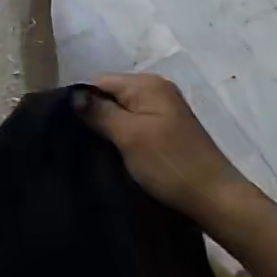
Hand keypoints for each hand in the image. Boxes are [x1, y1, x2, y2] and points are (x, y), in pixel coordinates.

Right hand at [80, 73, 250, 222]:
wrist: (213, 195)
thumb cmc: (168, 163)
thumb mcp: (129, 136)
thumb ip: (101, 112)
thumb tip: (74, 94)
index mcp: (147, 83)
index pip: (101, 81)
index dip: (82, 100)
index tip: (64, 126)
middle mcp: (157, 88)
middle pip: (113, 93)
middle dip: (95, 112)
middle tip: (75, 140)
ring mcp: (165, 108)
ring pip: (124, 109)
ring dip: (109, 125)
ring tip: (90, 148)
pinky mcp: (169, 127)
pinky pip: (137, 122)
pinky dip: (124, 133)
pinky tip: (114, 151)